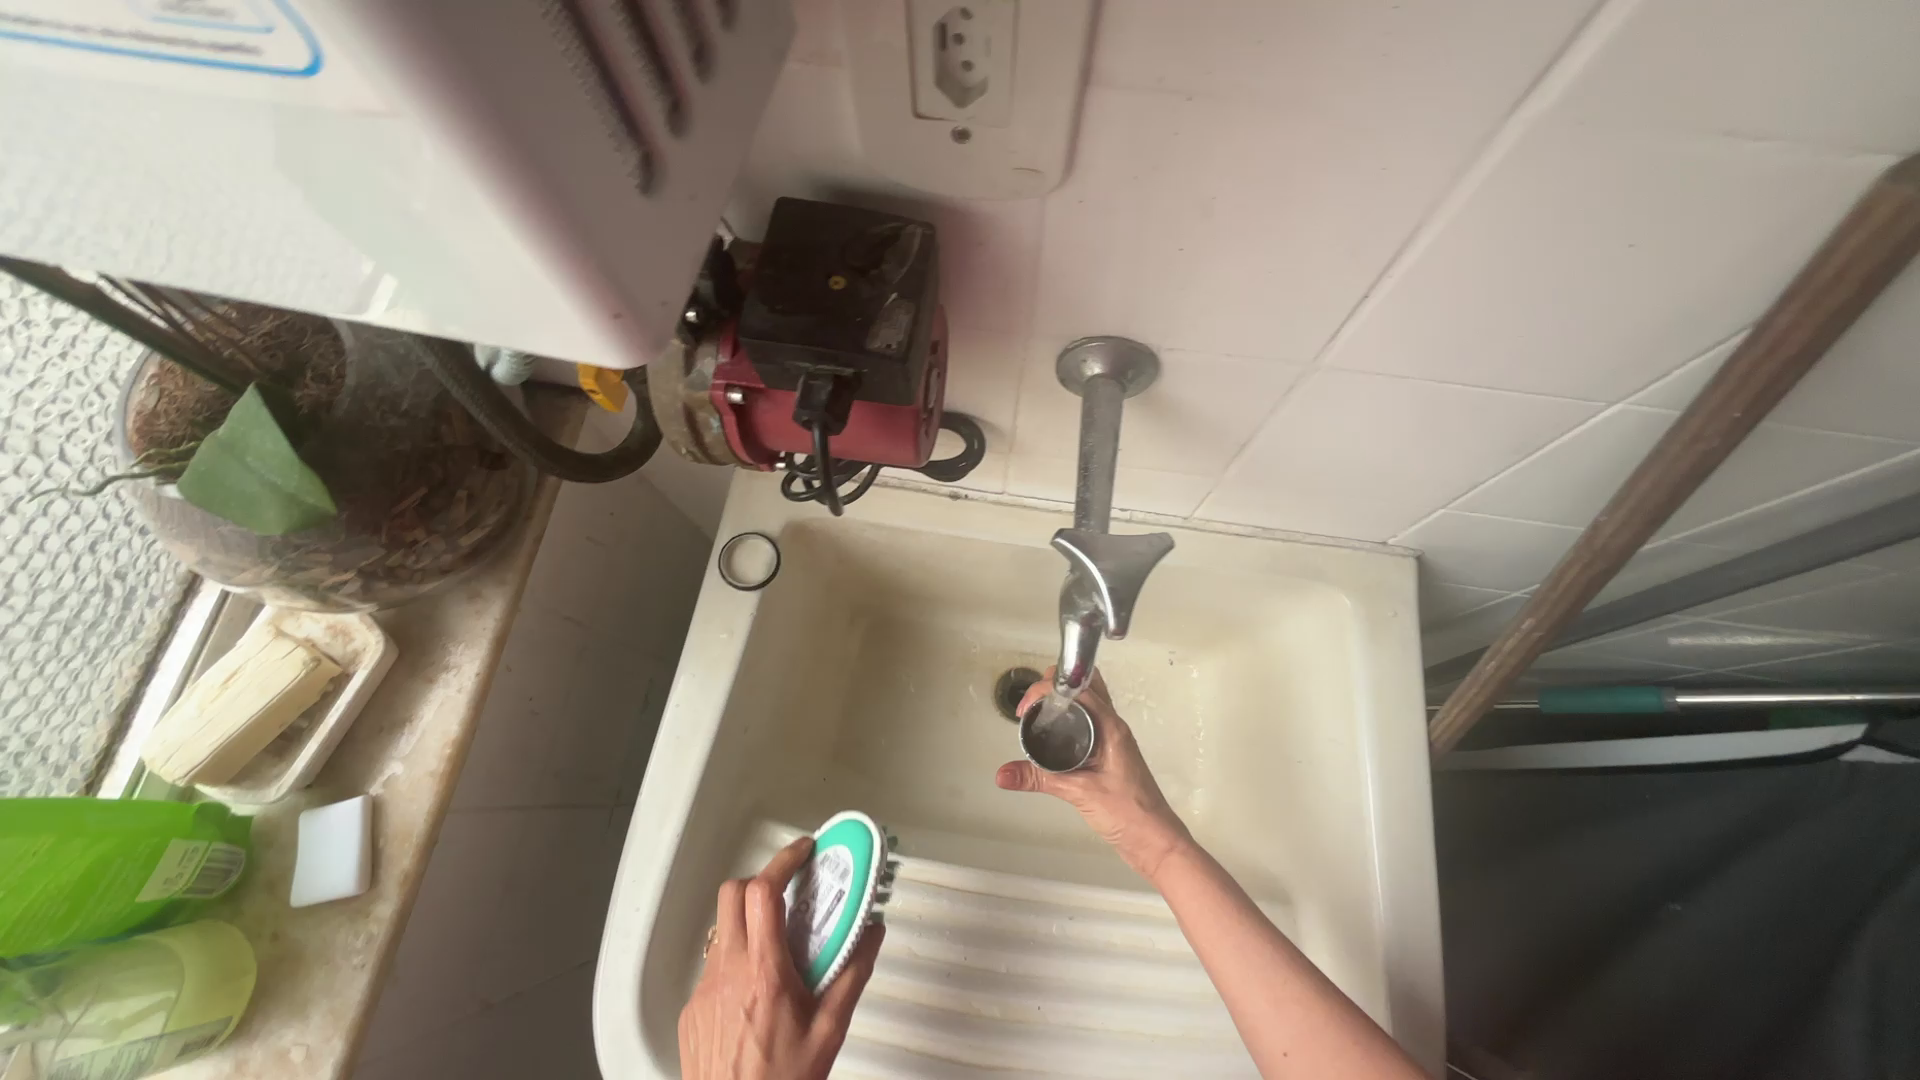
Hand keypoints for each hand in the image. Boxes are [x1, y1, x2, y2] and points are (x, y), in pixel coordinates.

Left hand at [679, 836, 884, 1079]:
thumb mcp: (829, 1032)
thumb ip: (852, 976)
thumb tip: (871, 933)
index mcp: (765, 971)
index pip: (763, 892)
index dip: (783, 861)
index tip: (804, 851)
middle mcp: (728, 972)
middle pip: (732, 895)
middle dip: (760, 881)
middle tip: (789, 893)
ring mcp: (703, 991)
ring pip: (722, 931)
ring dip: (749, 925)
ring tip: (778, 951)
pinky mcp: (690, 1011)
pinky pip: (713, 967)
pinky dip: (736, 962)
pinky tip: (756, 995)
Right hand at [998, 667, 1192, 879]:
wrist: (1155, 841)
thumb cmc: (1128, 813)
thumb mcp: (1079, 792)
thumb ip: (1039, 779)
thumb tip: (1002, 774)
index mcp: (1110, 726)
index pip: (1079, 687)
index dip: (1048, 688)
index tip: (1026, 708)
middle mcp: (1113, 726)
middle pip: (1086, 686)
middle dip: (1056, 686)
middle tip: (1030, 705)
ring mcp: (1112, 739)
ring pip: (1088, 704)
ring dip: (1063, 701)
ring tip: (1036, 716)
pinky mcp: (1108, 753)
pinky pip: (1088, 723)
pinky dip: (1069, 720)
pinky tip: (1051, 736)